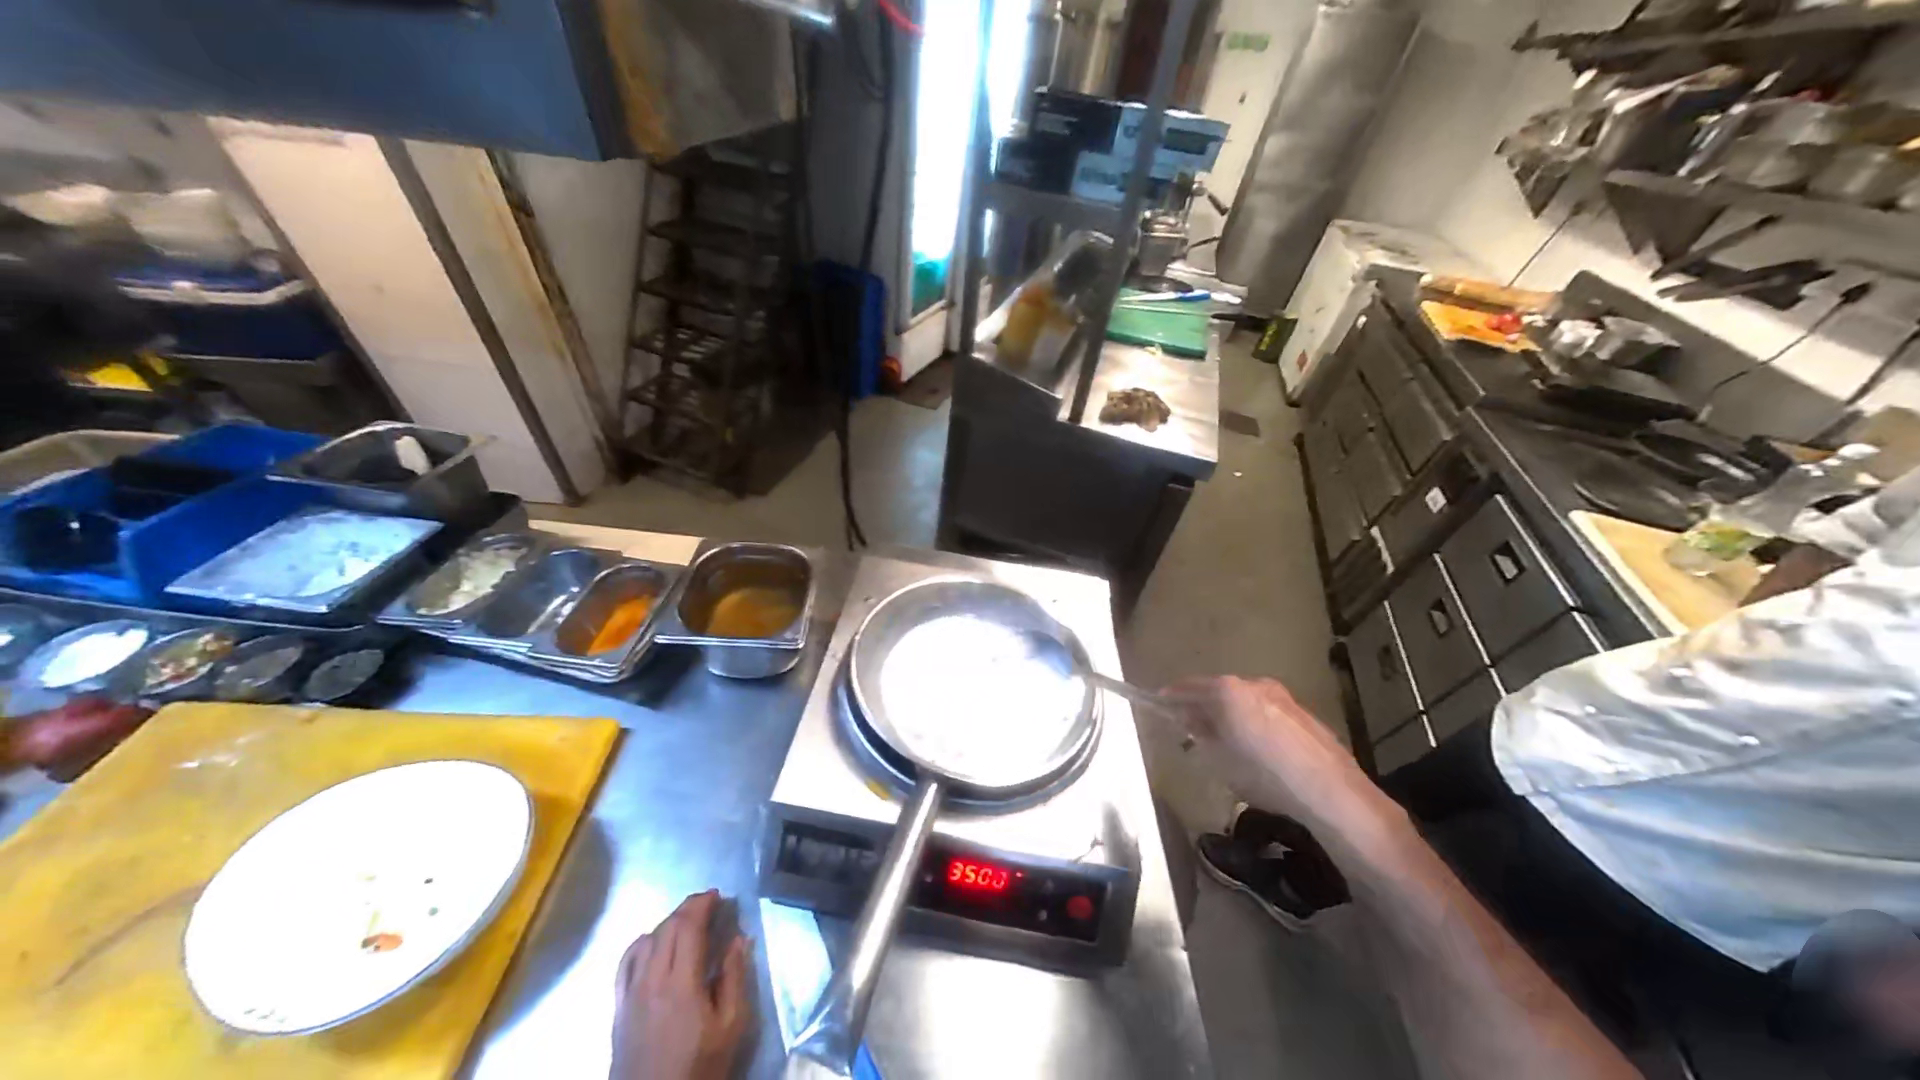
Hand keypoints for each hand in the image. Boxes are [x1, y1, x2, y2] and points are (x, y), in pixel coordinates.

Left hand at [612, 890, 751, 1079]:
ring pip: (646, 942)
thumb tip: (739, 938)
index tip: (717, 895)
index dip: (702, 904)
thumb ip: (734, 978)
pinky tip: (652, 946)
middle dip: (687, 909)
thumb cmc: (700, 1069)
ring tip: (686, 924)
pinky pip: (625, 964)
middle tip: (708, 905)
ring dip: (667, 924)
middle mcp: (652, 981)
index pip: (688, 927)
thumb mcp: (730, 1027)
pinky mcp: (618, 1010)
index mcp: (682, 984)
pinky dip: (641, 945)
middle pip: (667, 929)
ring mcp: (630, 996)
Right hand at [1160, 676, 1395, 836]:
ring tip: (1221, 738)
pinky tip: (1254, 745)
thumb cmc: (1266, 776)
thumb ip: (1201, 735)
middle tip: (1189, 726)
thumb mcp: (1221, 760)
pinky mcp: (1300, 710)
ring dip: (1227, 712)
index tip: (1159, 705)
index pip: (1188, 687)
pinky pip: (1263, 708)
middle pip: (1216, 689)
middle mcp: (1253, 684)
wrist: (1331, 792)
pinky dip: (1250, 718)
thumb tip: (1189, 721)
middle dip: (1200, 705)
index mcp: (1228, 691)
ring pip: (1242, 698)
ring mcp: (1280, 695)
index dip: (1171, 697)